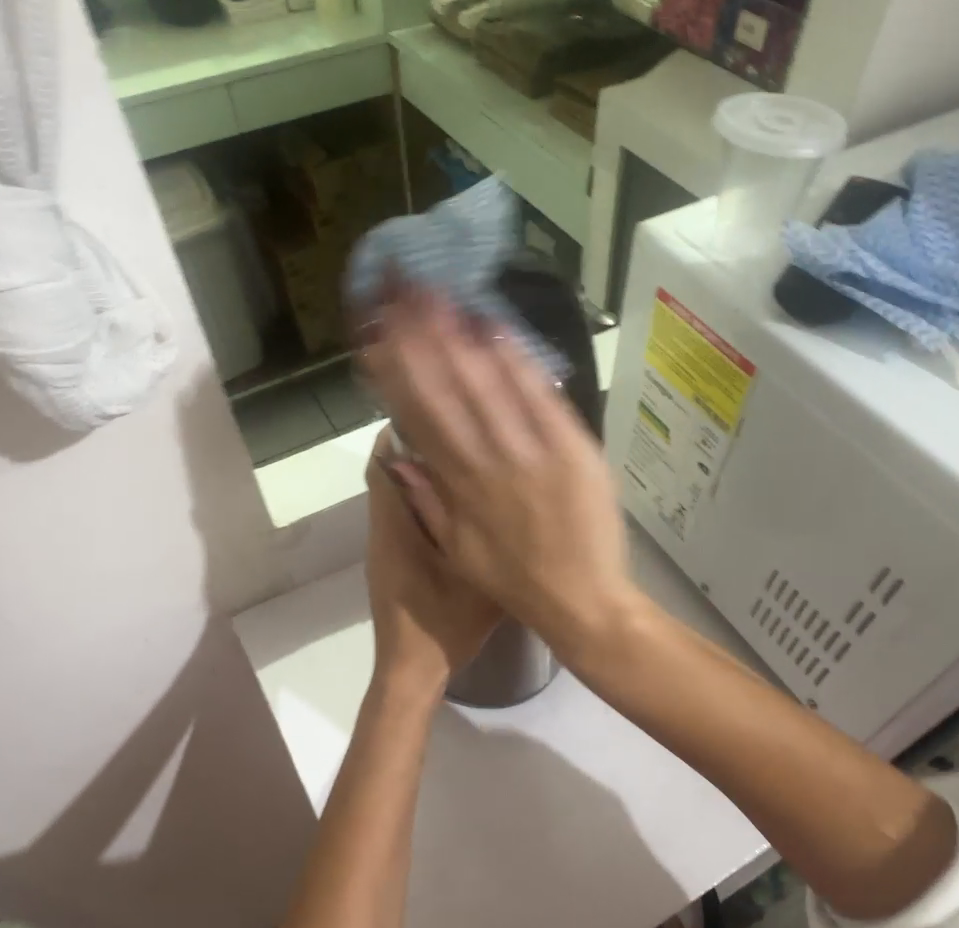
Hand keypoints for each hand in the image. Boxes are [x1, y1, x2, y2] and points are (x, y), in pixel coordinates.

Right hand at [361, 290, 638, 654]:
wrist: (582, 601)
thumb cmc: (517, 583)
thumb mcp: (460, 553)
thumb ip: (428, 502)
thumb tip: (399, 455)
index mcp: (459, 487)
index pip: (420, 418)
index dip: (396, 374)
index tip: (377, 337)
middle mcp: (489, 461)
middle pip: (448, 391)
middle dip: (421, 339)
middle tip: (401, 294)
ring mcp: (532, 453)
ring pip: (488, 387)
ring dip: (460, 339)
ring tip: (438, 297)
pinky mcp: (572, 450)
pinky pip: (540, 399)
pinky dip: (518, 363)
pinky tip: (497, 329)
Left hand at [365, 429, 501, 693]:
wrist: (413, 671)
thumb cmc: (445, 626)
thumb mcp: (476, 577)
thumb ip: (485, 534)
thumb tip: (499, 486)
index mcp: (398, 527)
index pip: (386, 463)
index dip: (404, 432)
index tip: (434, 410)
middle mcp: (384, 529)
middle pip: (388, 473)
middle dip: (413, 446)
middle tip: (454, 427)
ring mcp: (385, 547)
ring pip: (394, 495)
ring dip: (417, 472)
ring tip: (460, 456)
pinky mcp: (391, 562)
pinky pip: (401, 516)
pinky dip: (420, 499)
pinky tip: (456, 502)